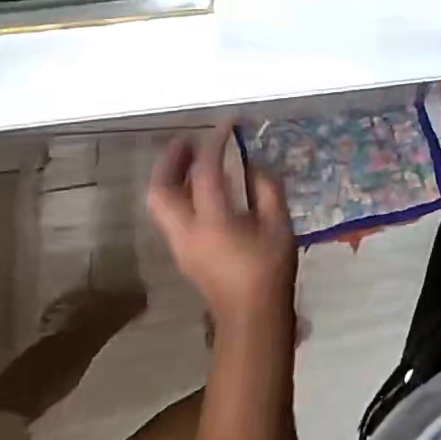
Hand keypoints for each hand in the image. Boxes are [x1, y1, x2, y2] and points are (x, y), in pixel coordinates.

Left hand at [147, 124, 295, 331]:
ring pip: (161, 203)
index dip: (215, 143)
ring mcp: (180, 244)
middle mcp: (187, 231)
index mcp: (213, 222)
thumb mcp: (280, 224)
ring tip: (193, 158)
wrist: (251, 316)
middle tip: (188, 139)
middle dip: (170, 160)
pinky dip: (180, 192)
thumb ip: (267, 189)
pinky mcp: (183, 252)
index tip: (227, 123)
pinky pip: (172, 214)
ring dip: (172, 176)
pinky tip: (202, 186)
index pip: (207, 172)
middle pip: (160, 189)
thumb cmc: (270, 270)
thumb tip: (254, 166)